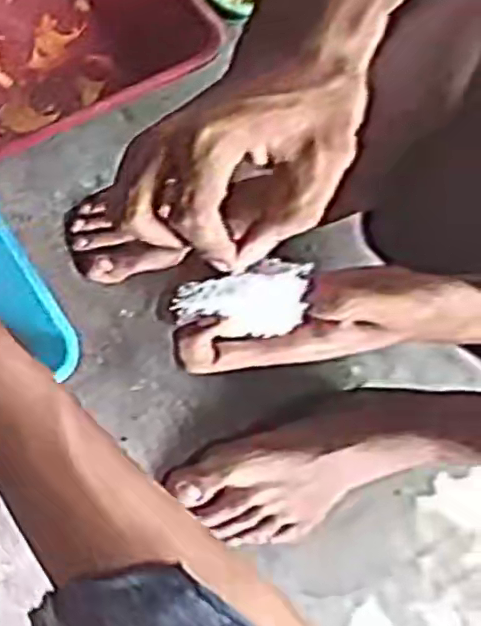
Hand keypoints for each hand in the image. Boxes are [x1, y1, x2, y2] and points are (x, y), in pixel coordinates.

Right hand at [109, 63, 366, 272]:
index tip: (229, 259)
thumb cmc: (313, 102)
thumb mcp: (324, 161)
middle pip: (135, 215)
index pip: (189, 214)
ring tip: (188, 232)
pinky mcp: (140, 149)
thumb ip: (289, 215)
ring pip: (119, 207)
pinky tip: (176, 213)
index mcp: (208, 146)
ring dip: (147, 229)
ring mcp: (145, 147)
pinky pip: (122, 193)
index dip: (210, 245)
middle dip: (165, 241)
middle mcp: (164, 146)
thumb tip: (246, 254)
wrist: (295, 59)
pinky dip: (142, 212)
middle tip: (201, 247)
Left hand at [176, 266, 480, 373]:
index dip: (196, 337)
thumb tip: (312, 298)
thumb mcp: (387, 303)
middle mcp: (259, 339)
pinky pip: (224, 296)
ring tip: (219, 272)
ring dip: (200, 293)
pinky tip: (242, 266)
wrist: (439, 301)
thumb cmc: (417, 307)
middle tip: (205, 286)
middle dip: (186, 312)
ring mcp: (262, 321)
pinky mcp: (270, 301)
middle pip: (186, 340)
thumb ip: (348, 302)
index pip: (204, 359)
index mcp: (279, 348)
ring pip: (198, 316)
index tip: (217, 312)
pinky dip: (222, 281)